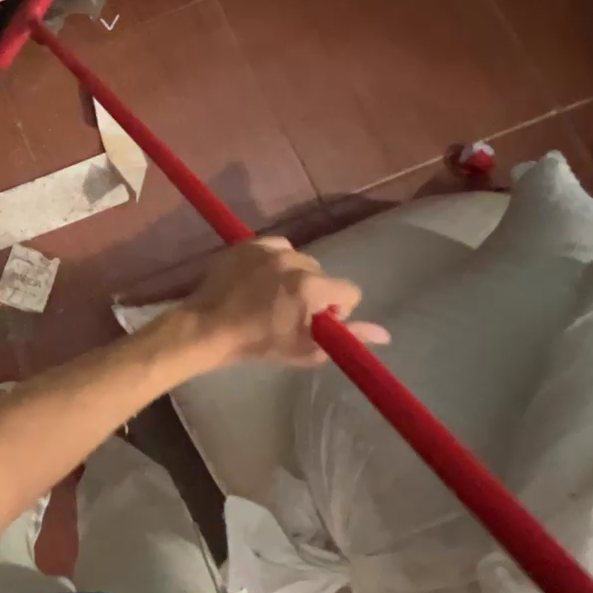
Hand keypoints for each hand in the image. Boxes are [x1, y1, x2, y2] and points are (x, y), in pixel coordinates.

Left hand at [178, 238, 387, 368]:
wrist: (208, 327)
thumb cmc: (258, 342)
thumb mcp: (306, 348)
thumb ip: (347, 338)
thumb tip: (384, 333)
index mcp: (311, 286)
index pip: (349, 290)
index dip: (339, 308)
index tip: (319, 320)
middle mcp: (292, 260)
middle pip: (322, 273)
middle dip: (315, 291)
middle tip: (292, 310)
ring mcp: (267, 249)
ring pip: (299, 258)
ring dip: (294, 273)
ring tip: (274, 294)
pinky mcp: (246, 244)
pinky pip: (274, 247)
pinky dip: (273, 260)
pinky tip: (260, 278)